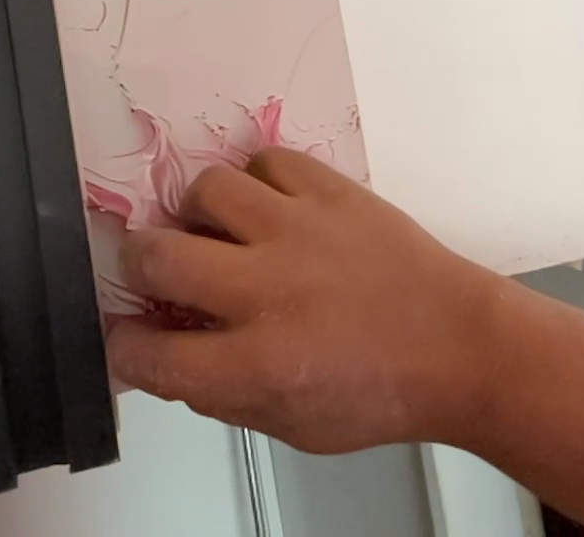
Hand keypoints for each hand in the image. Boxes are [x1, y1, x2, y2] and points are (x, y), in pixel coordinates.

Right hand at [106, 149, 517, 453]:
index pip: (150, 353)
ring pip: (204, 189)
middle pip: (157, 257)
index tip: (127, 333)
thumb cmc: (377, 393)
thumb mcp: (292, 423)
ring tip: (214, 226)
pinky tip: (268, 204)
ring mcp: (298, 230)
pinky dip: (256, 181)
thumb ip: (217, 391)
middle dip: (136, 261)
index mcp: (258, 364)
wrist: (460, 344)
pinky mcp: (329, 190)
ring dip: (195, 211)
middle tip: (151, 263)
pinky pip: (264, 160)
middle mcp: (268, 290)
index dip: (123, 344)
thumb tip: (161, 350)